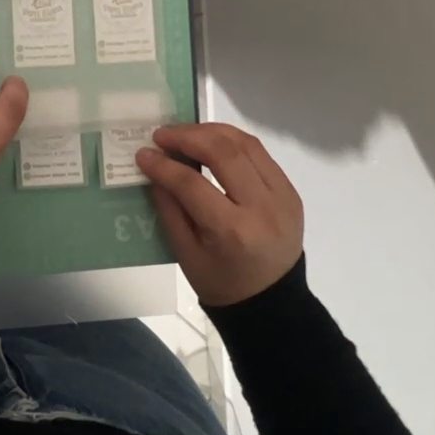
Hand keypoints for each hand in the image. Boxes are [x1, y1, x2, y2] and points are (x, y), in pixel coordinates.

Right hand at [136, 124, 304, 306]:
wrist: (272, 302)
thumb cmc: (222, 283)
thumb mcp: (186, 254)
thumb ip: (170, 208)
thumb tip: (155, 168)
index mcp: (232, 232)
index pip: (192, 184)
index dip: (164, 165)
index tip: (143, 154)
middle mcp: (262, 208)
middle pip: (224, 153)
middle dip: (188, 137)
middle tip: (162, 135)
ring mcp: (282, 196)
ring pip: (246, 144)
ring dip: (211, 131)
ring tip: (185, 133)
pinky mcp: (290, 190)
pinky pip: (260, 153)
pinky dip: (233, 141)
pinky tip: (212, 142)